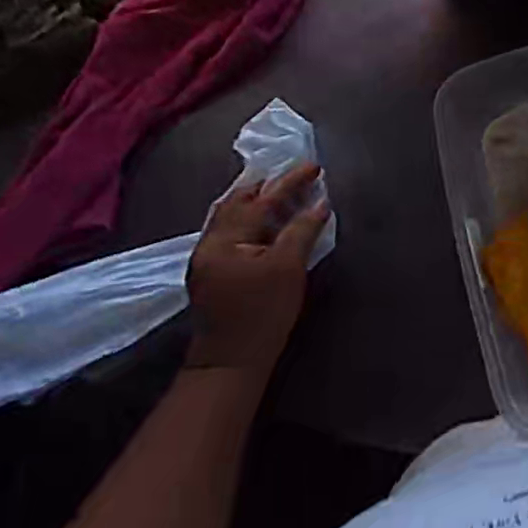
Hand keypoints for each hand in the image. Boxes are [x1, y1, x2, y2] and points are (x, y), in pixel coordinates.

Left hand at [185, 163, 329, 375]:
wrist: (232, 360)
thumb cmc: (262, 311)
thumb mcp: (289, 267)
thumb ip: (302, 230)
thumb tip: (320, 203)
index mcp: (223, 242)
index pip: (260, 202)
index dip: (289, 182)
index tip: (314, 166)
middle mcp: (208, 247)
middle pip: (234, 204)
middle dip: (264, 185)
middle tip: (293, 173)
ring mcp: (208, 261)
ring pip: (230, 218)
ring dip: (256, 200)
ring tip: (281, 189)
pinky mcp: (215, 273)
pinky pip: (232, 232)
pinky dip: (251, 218)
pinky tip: (267, 219)